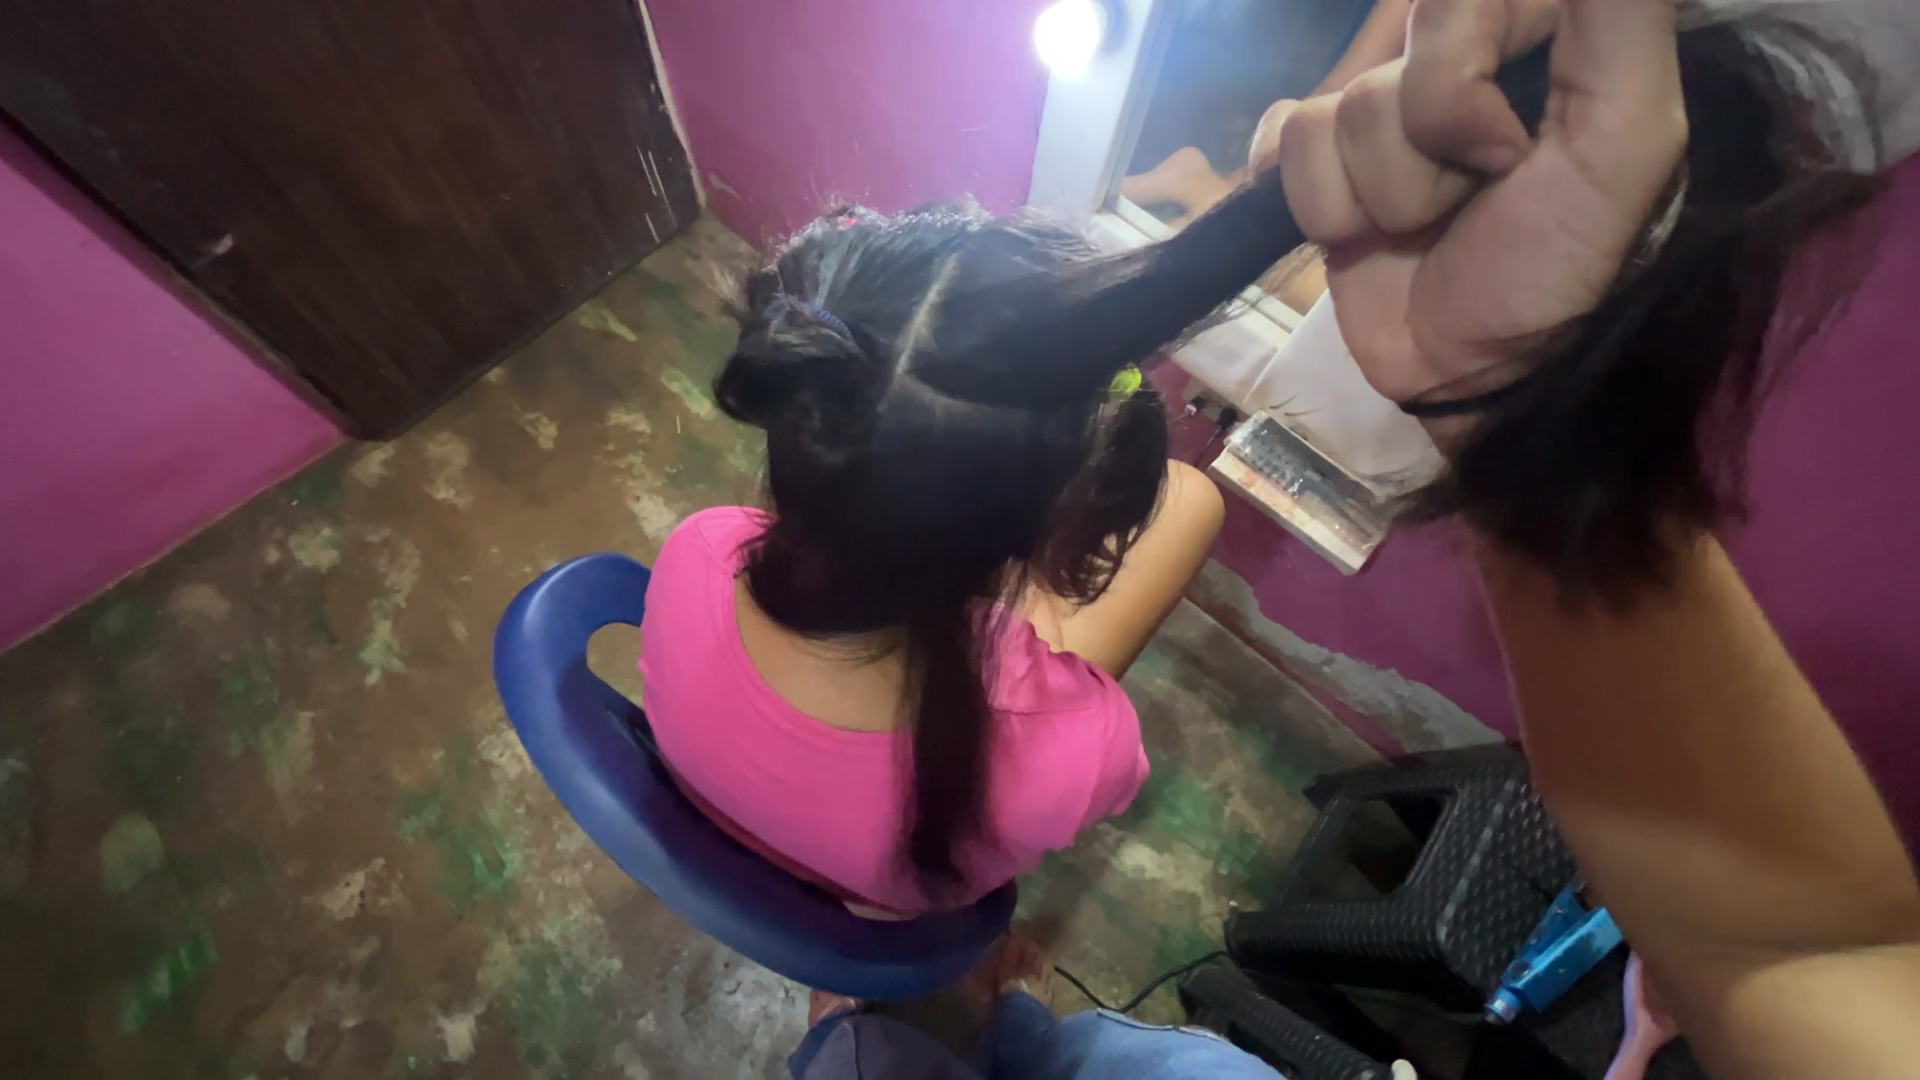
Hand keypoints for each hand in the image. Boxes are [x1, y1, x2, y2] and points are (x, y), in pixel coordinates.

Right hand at [1270, 0, 1686, 406]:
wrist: (1470, 362)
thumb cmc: (1554, 262)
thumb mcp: (1624, 141)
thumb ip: (1620, 18)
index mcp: (1523, 37)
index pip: (1445, 6)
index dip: (1452, 92)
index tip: (1501, 157)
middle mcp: (1441, 66)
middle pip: (1373, 86)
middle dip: (1412, 172)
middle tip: (1460, 205)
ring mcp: (1370, 123)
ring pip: (1319, 126)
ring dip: (1368, 204)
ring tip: (1412, 231)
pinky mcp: (1318, 171)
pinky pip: (1276, 144)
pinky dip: (1306, 200)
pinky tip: (1341, 224)